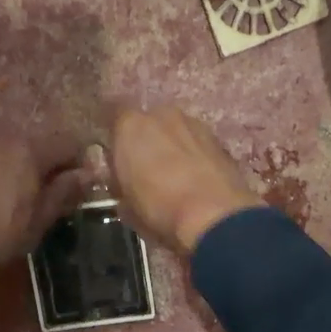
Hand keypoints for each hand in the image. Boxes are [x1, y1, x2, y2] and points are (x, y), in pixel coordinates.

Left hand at [0, 136, 87, 264]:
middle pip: (49, 145)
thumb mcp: (44, 213)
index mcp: (31, 149)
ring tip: (51, 196)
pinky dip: (27, 171)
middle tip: (72, 194)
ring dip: (44, 169)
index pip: (70, 143)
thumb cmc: (10, 229)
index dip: (84, 162)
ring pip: (31, 152)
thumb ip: (67, 188)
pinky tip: (30, 193)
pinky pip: (15, 159)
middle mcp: (12, 139)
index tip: (90, 185)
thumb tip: (90, 174)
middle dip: (63, 165)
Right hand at [110, 105, 264, 254]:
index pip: (111, 116)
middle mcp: (162, 114)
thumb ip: (120, 185)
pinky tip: (197, 182)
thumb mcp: (127, 207)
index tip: (115, 159)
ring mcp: (194, 124)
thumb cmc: (160, 210)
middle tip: (146, 171)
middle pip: (148, 122)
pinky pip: (198, 145)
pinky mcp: (219, 140)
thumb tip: (122, 185)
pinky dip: (195, 157)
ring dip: (173, 148)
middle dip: (146, 142)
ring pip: (176, 131)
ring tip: (176, 179)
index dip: (113, 138)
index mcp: (131, 126)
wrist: (215, 216)